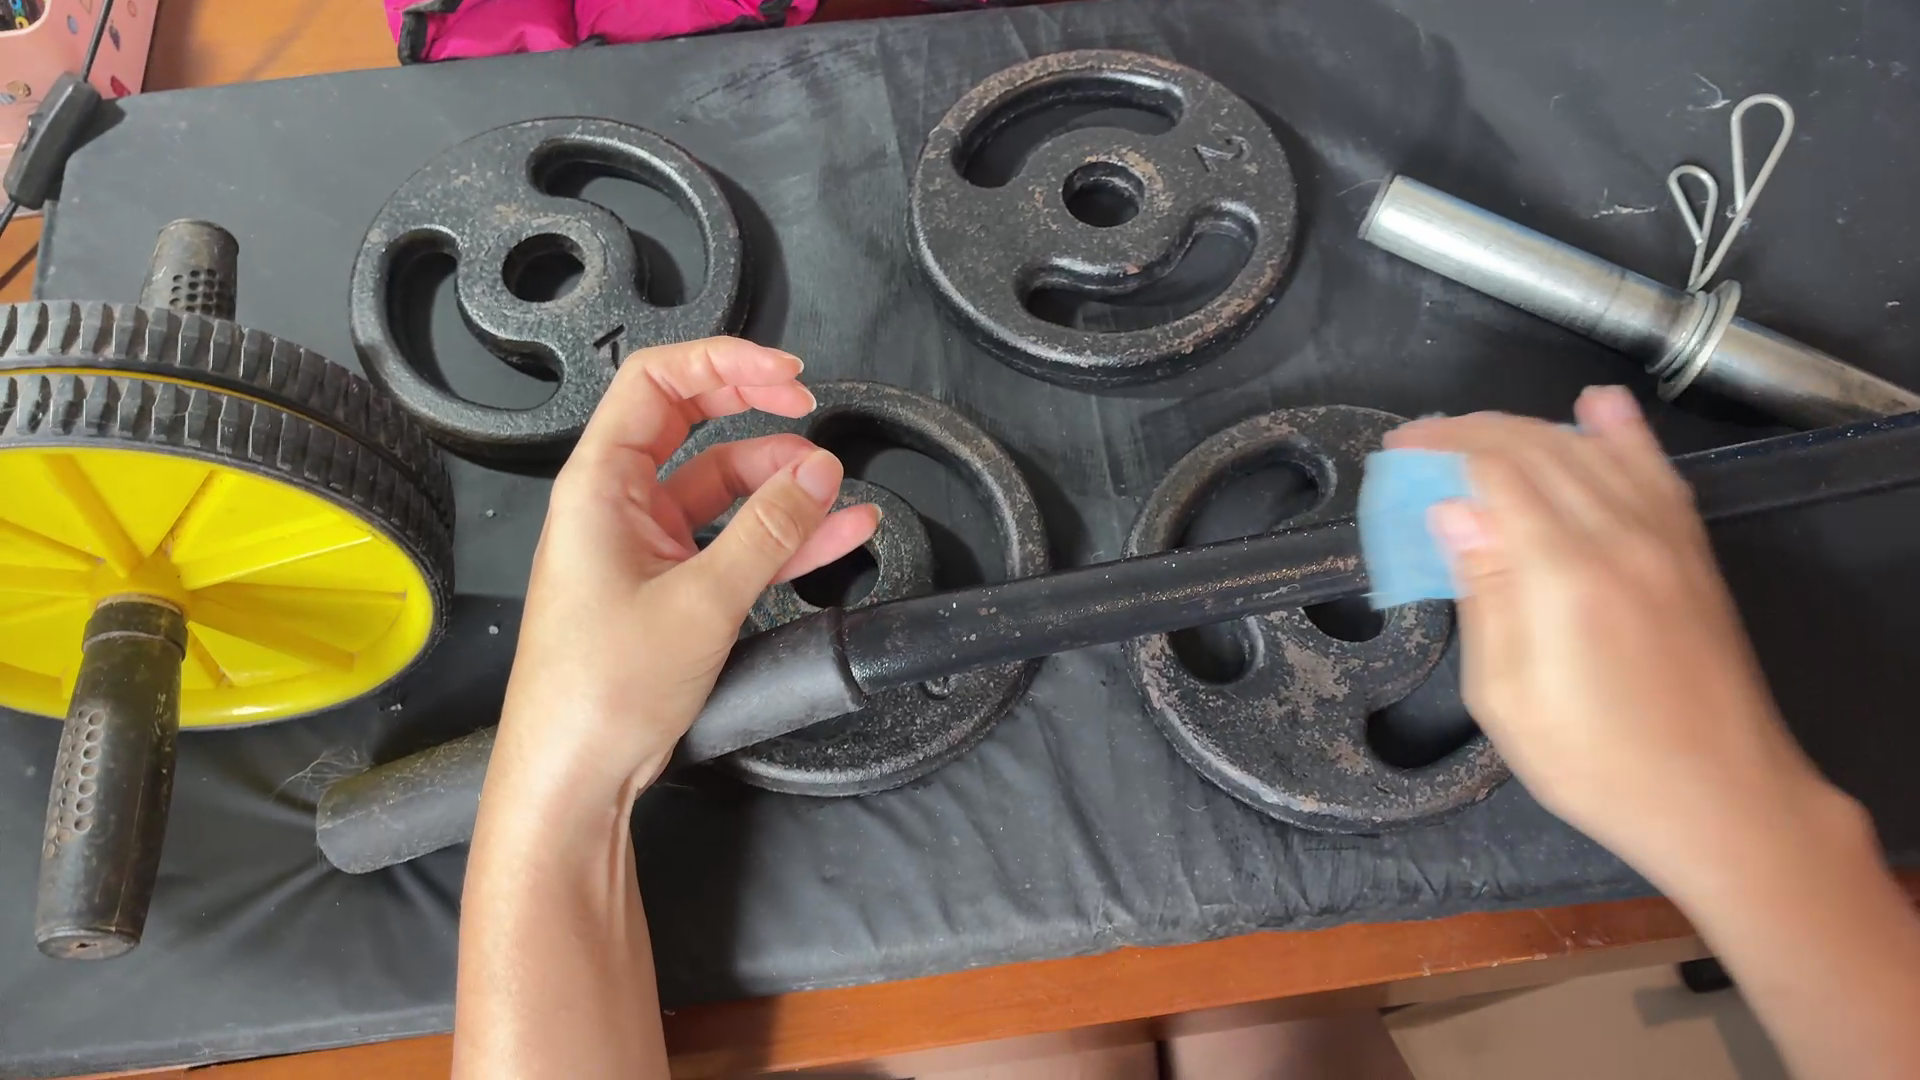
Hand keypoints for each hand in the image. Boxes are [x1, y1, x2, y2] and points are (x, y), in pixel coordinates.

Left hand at [496, 338, 879, 798]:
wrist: (579, 775)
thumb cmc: (602, 689)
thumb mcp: (701, 599)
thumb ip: (768, 530)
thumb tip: (820, 474)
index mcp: (602, 484)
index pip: (658, 384)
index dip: (724, 363)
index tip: (785, 376)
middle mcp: (625, 503)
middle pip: (698, 426)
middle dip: (760, 415)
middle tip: (812, 410)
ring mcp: (655, 543)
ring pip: (731, 490)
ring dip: (787, 487)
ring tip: (841, 494)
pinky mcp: (680, 582)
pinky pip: (741, 541)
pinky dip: (788, 536)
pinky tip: (836, 532)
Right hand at [1387, 386, 1846, 884]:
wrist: (1722, 803)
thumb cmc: (1589, 759)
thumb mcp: (1501, 692)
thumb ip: (1482, 592)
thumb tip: (1451, 513)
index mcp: (1562, 573)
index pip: (1495, 472)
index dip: (1440, 447)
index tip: (1396, 449)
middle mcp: (1620, 540)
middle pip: (1540, 450)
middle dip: (1472, 431)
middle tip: (1418, 439)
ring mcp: (1666, 544)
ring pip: (1593, 452)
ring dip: (1527, 427)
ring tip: (1473, 429)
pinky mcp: (1693, 558)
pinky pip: (1655, 474)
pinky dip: (1622, 434)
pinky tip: (1599, 408)